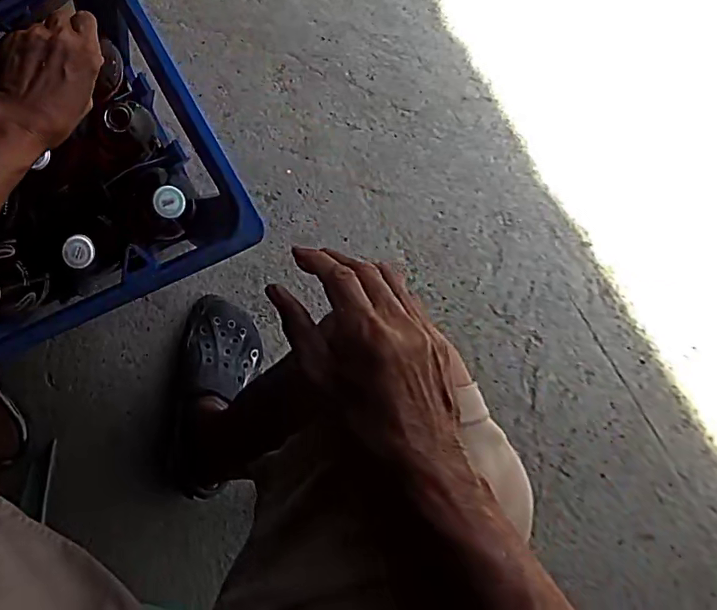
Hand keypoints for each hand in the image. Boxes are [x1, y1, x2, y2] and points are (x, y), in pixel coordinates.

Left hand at [0, 10, 101, 149]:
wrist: (16, 123)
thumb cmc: (52, 119)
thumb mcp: (84, 98)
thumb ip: (87, 70)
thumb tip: (86, 61)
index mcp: (84, 50)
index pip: (86, 19)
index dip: (80, 28)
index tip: (76, 37)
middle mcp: (60, 36)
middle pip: (61, 16)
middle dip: (58, 30)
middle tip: (53, 49)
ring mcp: (32, 35)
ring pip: (37, 26)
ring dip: (36, 39)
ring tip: (31, 62)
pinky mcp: (9, 39)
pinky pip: (17, 36)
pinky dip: (17, 46)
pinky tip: (16, 65)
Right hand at [266, 247, 467, 474]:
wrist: (423, 460)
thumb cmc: (367, 426)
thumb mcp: (318, 376)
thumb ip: (297, 326)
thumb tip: (277, 293)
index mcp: (366, 330)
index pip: (338, 275)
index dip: (315, 259)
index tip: (299, 255)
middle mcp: (398, 324)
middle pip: (365, 269)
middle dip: (336, 258)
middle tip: (315, 259)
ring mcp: (423, 331)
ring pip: (392, 278)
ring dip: (363, 267)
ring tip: (343, 269)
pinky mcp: (438, 342)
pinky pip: (411, 298)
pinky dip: (388, 286)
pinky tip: (375, 296)